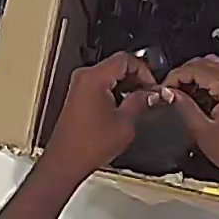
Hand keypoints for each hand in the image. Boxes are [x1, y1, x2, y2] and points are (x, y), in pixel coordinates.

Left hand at [39, 51, 158, 184]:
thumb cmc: (88, 145)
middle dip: (135, 76)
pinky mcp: (77, 95)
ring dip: (125, 83)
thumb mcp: (125, 123)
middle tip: (148, 92)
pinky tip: (123, 105)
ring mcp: (78, 85)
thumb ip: (139, 102)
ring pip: (108, 73)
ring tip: (138, 100)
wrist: (67, 160)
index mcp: (94, 78)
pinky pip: (99, 83)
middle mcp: (83, 77)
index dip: (143, 70)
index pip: (124, 59)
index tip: (152, 84)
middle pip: (115, 64)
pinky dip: (113, 89)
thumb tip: (148, 94)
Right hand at [165, 55, 218, 202]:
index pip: (194, 68)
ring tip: (182, 92)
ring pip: (216, 67)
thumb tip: (169, 93)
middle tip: (170, 88)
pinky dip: (209, 81)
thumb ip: (184, 107)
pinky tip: (200, 98)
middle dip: (184, 72)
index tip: (163, 88)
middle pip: (205, 62)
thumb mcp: (204, 132)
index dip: (174, 76)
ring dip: (197, 75)